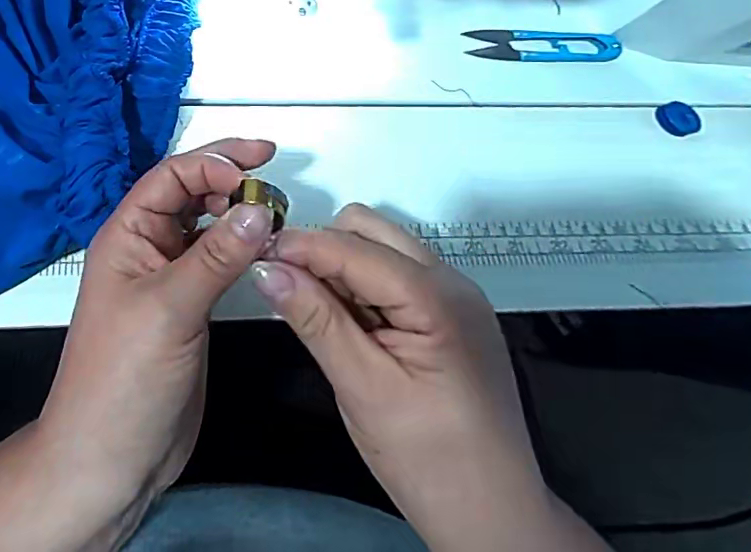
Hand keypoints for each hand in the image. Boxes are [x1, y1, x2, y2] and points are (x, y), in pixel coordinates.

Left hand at [36, 138, 278, 523]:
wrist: (110, 456)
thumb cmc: (123, 377)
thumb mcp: (169, 308)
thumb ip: (215, 256)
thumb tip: (258, 208)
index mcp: (127, 234)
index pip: (170, 178)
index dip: (211, 164)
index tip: (255, 166)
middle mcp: (146, 247)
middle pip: (187, 193)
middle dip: (225, 175)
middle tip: (270, 165)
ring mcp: (168, 276)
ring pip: (204, 225)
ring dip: (235, 209)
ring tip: (273, 204)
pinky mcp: (188, 305)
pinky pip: (216, 260)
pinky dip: (240, 247)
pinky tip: (264, 247)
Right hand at [252, 205, 607, 550]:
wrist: (496, 522)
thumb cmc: (433, 463)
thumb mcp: (363, 389)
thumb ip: (315, 319)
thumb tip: (266, 268)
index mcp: (439, 300)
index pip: (353, 247)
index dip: (299, 246)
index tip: (254, 257)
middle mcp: (449, 282)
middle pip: (366, 228)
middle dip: (320, 247)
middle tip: (287, 286)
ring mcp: (449, 294)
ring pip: (374, 243)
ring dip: (335, 263)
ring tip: (316, 309)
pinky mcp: (442, 311)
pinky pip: (386, 270)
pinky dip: (354, 282)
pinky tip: (342, 319)